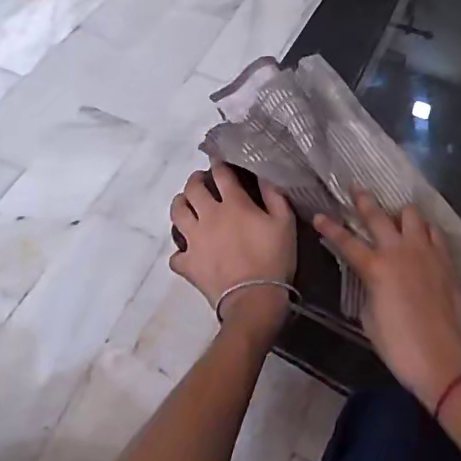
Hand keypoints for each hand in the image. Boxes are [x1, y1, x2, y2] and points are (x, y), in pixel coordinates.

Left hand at [170, 160, 296, 339]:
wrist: (254, 299)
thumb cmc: (273, 259)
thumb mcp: (285, 223)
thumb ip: (275, 196)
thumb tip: (265, 176)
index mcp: (233, 204)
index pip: (221, 174)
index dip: (219, 164)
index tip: (219, 161)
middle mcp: (208, 216)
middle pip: (192, 189)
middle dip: (194, 180)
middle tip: (200, 181)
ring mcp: (194, 239)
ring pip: (177, 214)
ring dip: (180, 205)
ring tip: (186, 205)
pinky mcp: (187, 263)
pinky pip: (176, 255)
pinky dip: (180, 252)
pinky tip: (188, 252)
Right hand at [313, 189, 460, 410]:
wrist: (447, 363)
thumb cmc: (400, 347)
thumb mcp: (369, 319)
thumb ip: (367, 290)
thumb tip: (370, 279)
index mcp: (376, 268)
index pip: (346, 241)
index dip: (330, 227)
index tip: (318, 215)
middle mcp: (400, 251)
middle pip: (378, 216)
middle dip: (363, 200)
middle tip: (356, 187)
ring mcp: (426, 252)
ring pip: (412, 215)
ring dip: (400, 213)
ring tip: (396, 216)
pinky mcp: (447, 260)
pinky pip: (435, 232)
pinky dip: (425, 229)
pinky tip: (422, 235)